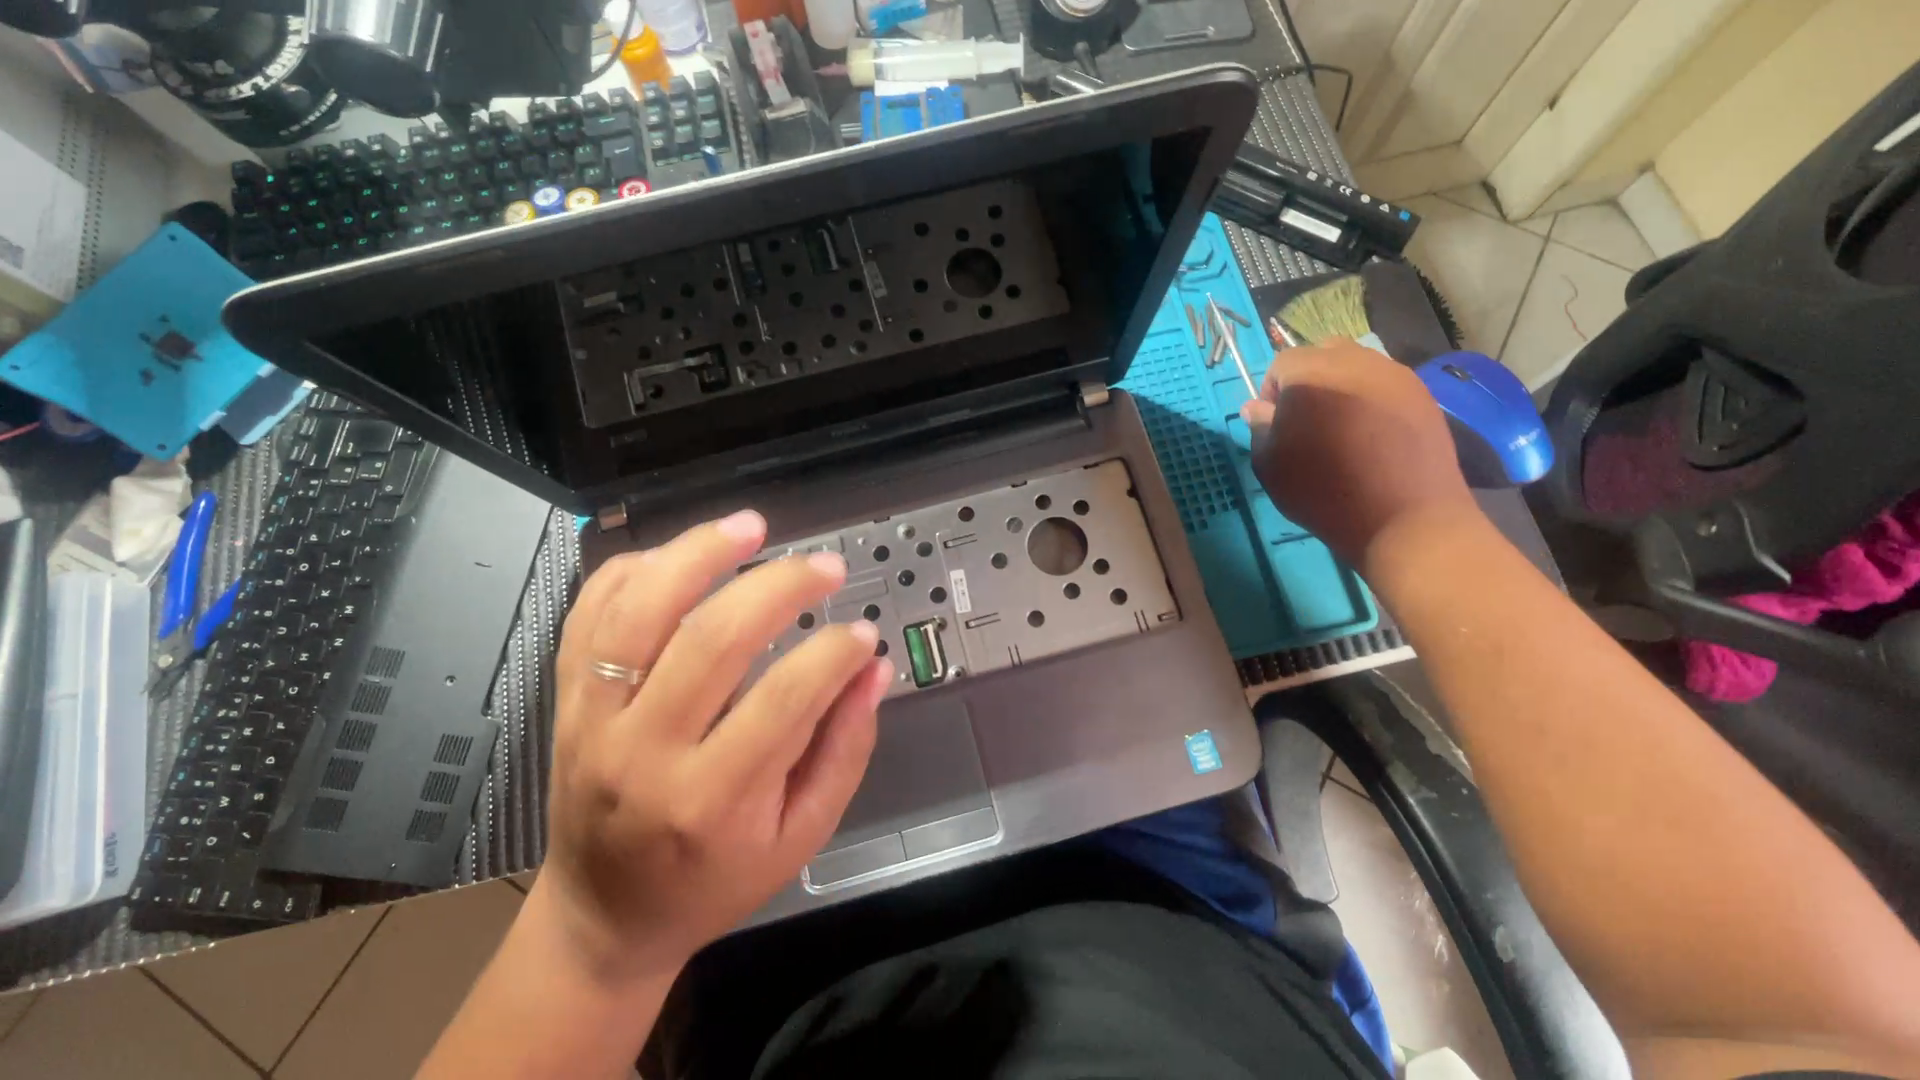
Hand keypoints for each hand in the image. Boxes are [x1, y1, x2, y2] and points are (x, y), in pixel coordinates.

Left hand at [533, 510, 889, 982]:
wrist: (604, 916)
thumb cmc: (713, 882)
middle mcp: (644, 753)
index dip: (834, 653)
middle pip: (712, 640)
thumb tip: (872, 670)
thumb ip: (843, 751)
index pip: (785, 700)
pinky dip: (634, 571)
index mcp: (712, 800)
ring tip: (751, 527)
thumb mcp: (799, 838)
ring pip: (640, 612)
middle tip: (825, 568)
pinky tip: (680, 555)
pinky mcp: (565, 701)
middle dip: (780, 587)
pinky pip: (590, 615)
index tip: (862, 632)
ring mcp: (593, 721)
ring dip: (699, 555)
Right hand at [1240, 338, 1476, 569]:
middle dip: (1310, 380)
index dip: (1272, 393)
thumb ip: (1260, 428)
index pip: (1281, 364)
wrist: (1402, 517)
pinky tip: (1373, 437)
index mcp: (1310, 373)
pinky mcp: (1421, 395)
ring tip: (1343, 430)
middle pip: (1323, 354)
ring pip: (1358, 366)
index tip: (1275, 425)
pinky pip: (1386, 386)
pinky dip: (1372, 402)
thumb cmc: (1323, 491)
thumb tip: (1256, 407)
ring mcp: (1394, 375)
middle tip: (1308, 421)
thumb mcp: (1271, 466)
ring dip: (1343, 387)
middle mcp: (1354, 361)